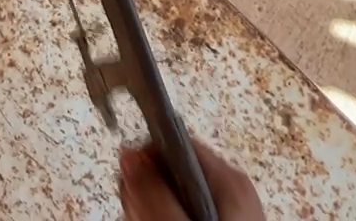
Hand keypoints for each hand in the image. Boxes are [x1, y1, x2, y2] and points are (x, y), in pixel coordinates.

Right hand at [120, 137, 264, 220]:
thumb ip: (154, 194)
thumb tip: (127, 153)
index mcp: (228, 179)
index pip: (171, 143)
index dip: (144, 163)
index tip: (132, 191)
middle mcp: (228, 188)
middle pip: (166, 170)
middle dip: (146, 196)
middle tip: (141, 220)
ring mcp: (225, 211)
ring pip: (168, 196)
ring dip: (150, 214)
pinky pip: (179, 214)